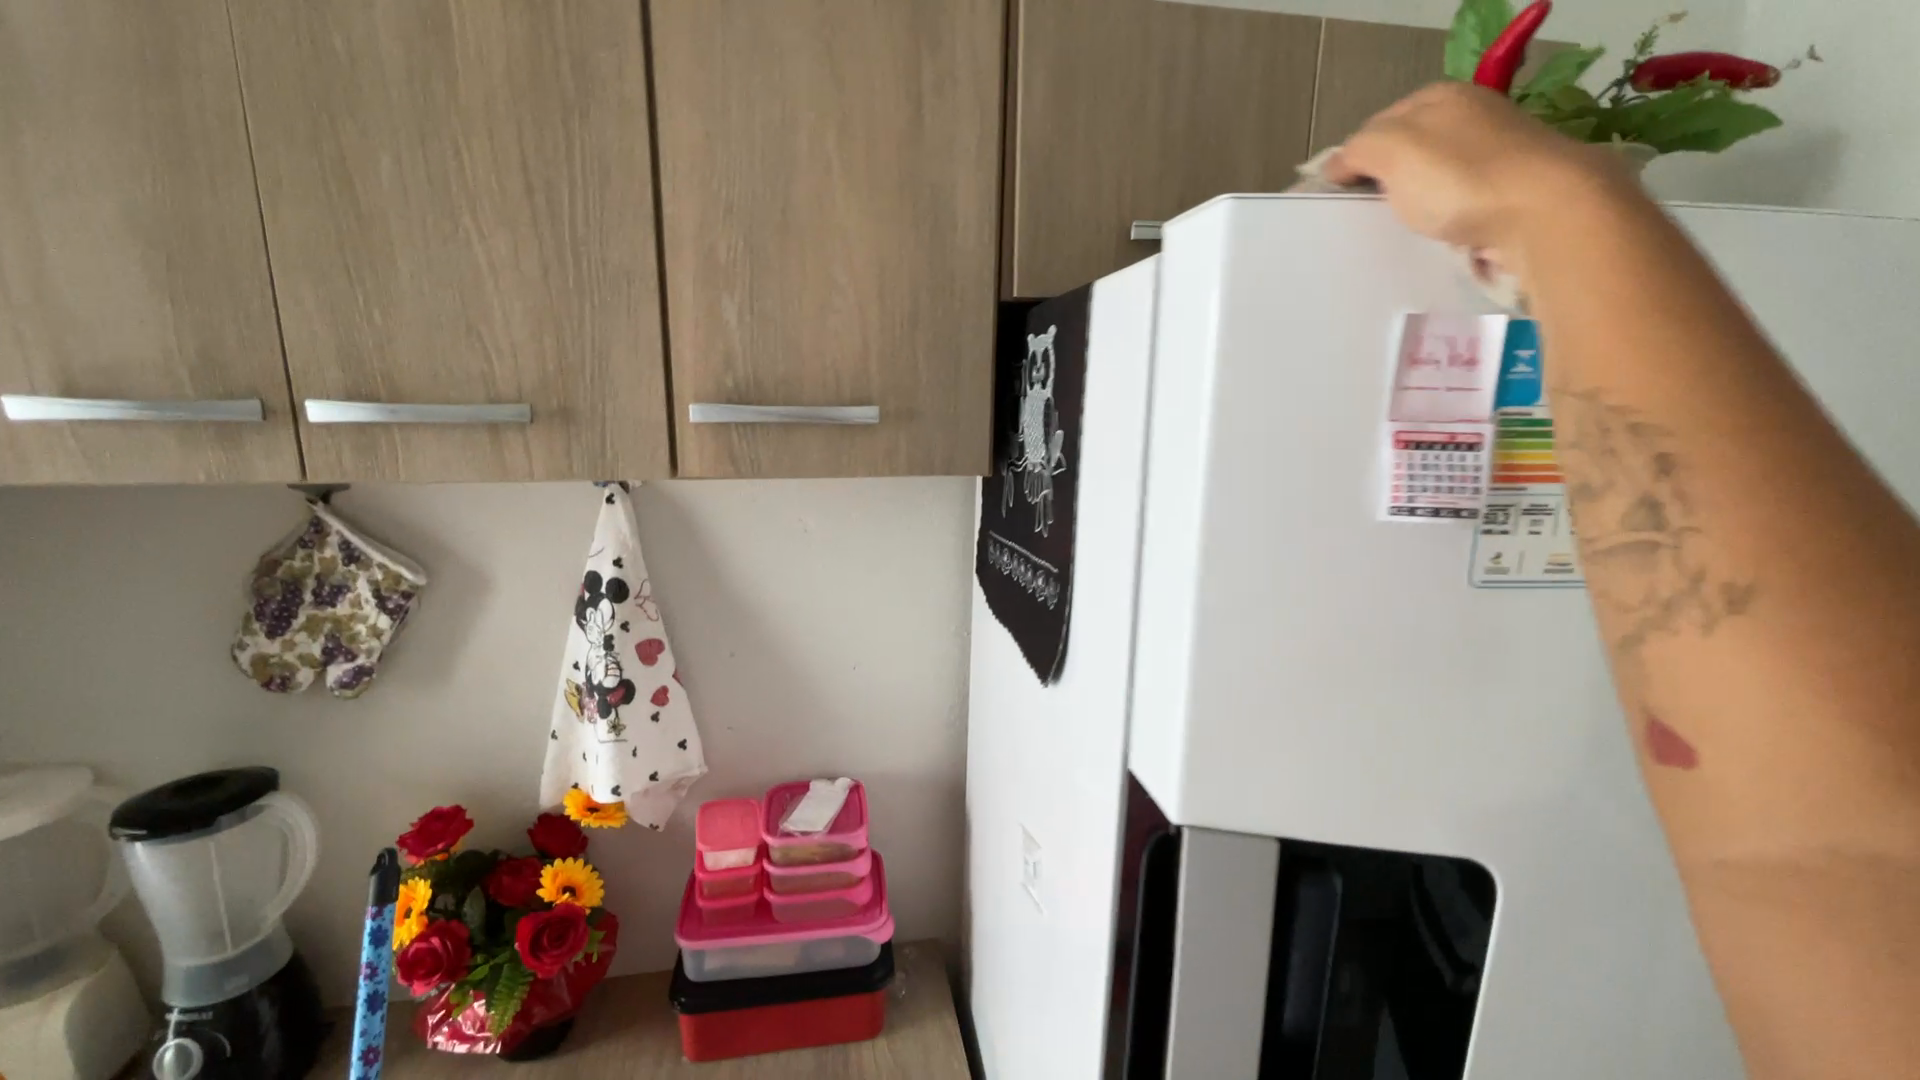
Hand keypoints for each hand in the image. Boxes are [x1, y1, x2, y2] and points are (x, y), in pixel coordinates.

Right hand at [1325, 82, 1636, 258]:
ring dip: (1415, 206)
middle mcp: (1471, 117)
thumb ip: (1356, 150)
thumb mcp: (1391, 149)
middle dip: (1385, 183)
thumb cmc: (1459, 177)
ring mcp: (1496, 154)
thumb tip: (1336, 164)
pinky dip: (1444, 222)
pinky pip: (1461, 206)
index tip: (1338, 197)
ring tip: (1399, 233)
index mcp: (1440, 97)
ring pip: (1434, 181)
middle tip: (1366, 218)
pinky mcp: (1511, 192)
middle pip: (1408, 153)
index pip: (1377, 126)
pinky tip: (1437, 238)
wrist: (1543, 213)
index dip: (1353, 160)